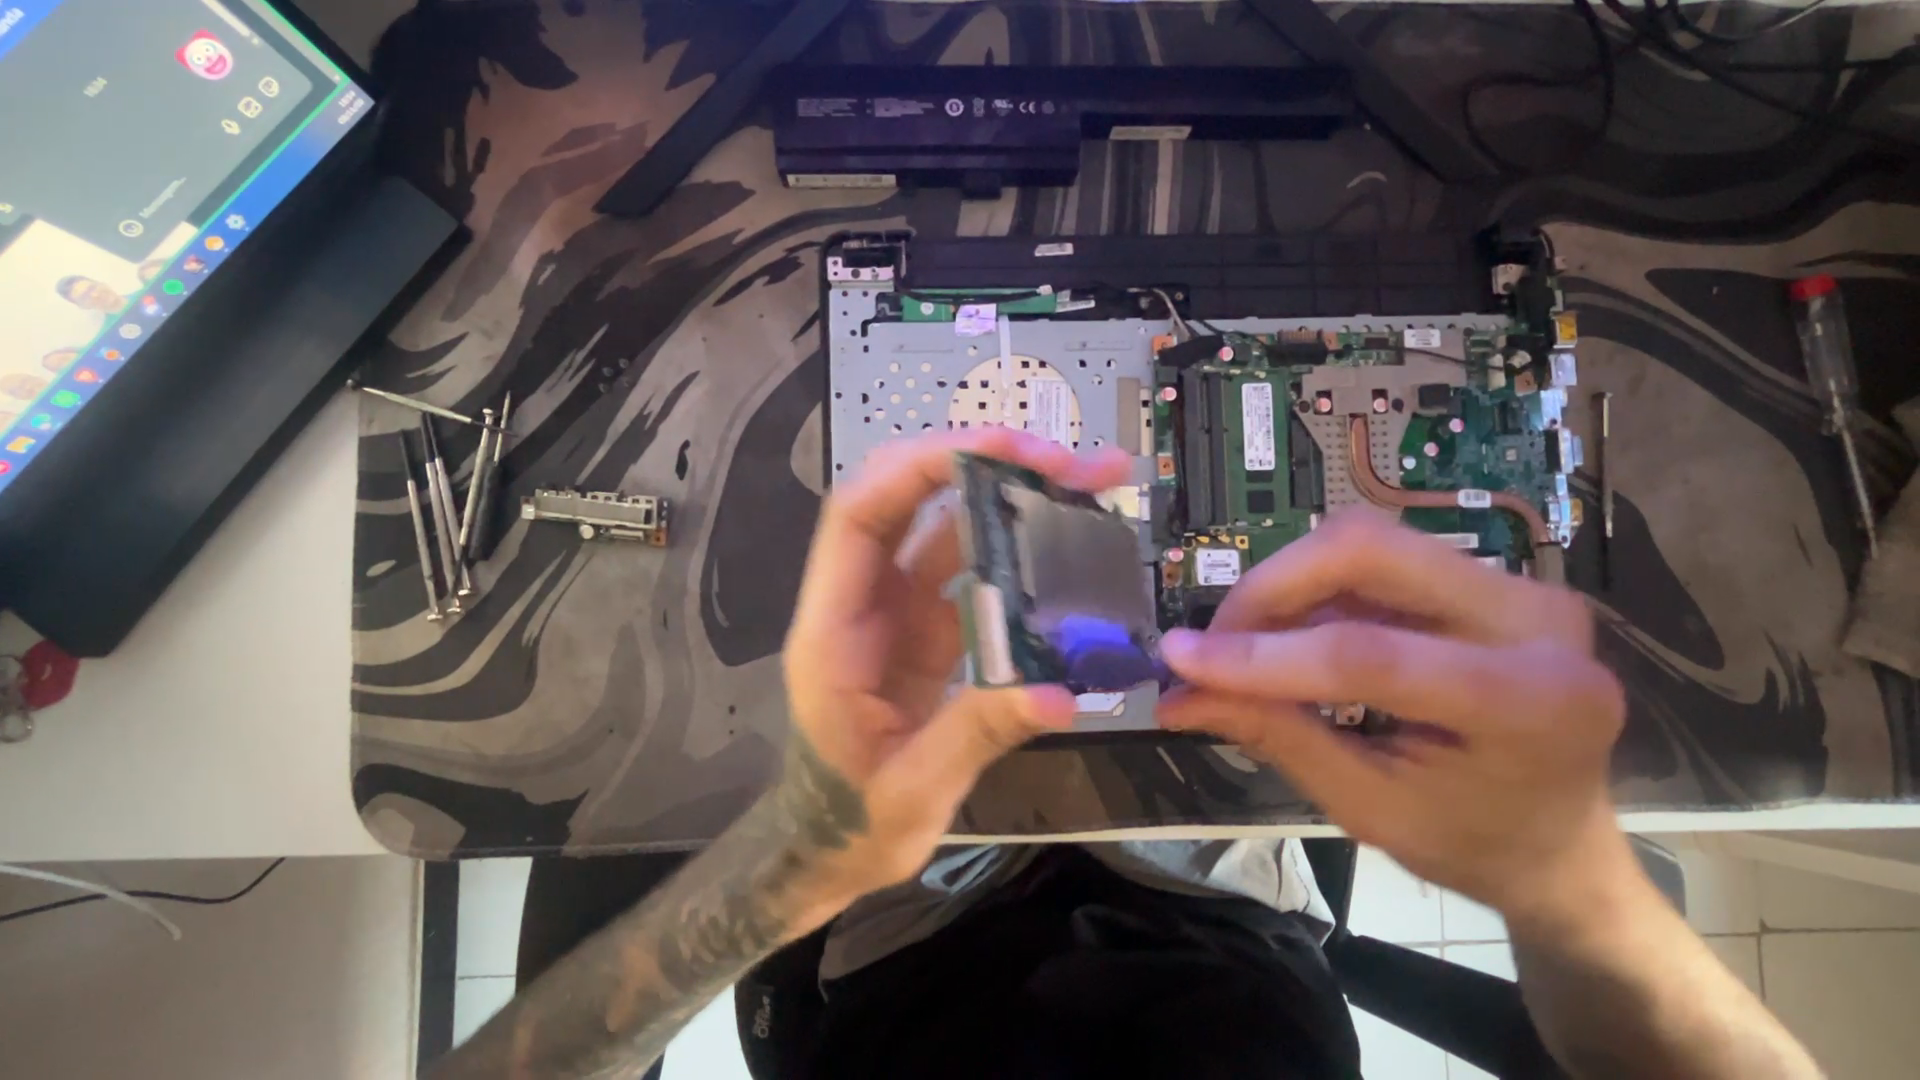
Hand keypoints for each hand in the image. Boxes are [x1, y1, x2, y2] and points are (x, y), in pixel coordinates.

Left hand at [781, 429, 1129, 901]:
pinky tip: (1067, 544)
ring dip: (1008, 498)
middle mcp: (861, 600)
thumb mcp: (911, 790)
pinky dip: (1016, 549)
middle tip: (1064, 461)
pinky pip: (971, 570)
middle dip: (979, 463)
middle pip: (906, 498)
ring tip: (1085, 485)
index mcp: (833, 628)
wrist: (832, 845)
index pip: (861, 514)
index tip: (1000, 451)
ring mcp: (896, 609)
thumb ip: (975, 733)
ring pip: (946, 526)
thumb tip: (1059, 693)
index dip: (922, 468)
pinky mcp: (928, 627)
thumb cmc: (850, 820)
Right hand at [1157, 511, 1632, 925]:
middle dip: (1270, 589)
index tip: (1178, 660)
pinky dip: (1311, 593)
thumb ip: (1277, 736)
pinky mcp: (1485, 578)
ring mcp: (1515, 586)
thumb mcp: (1367, 807)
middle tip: (1215, 644)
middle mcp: (1534, 618)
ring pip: (1364, 544)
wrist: (1559, 841)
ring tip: (1246, 647)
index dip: (1261, 655)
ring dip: (1284, 588)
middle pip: (1367, 551)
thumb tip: (1177, 696)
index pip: (1367, 654)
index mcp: (1531, 701)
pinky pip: (1374, 560)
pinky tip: (1290, 639)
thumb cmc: (1471, 842)